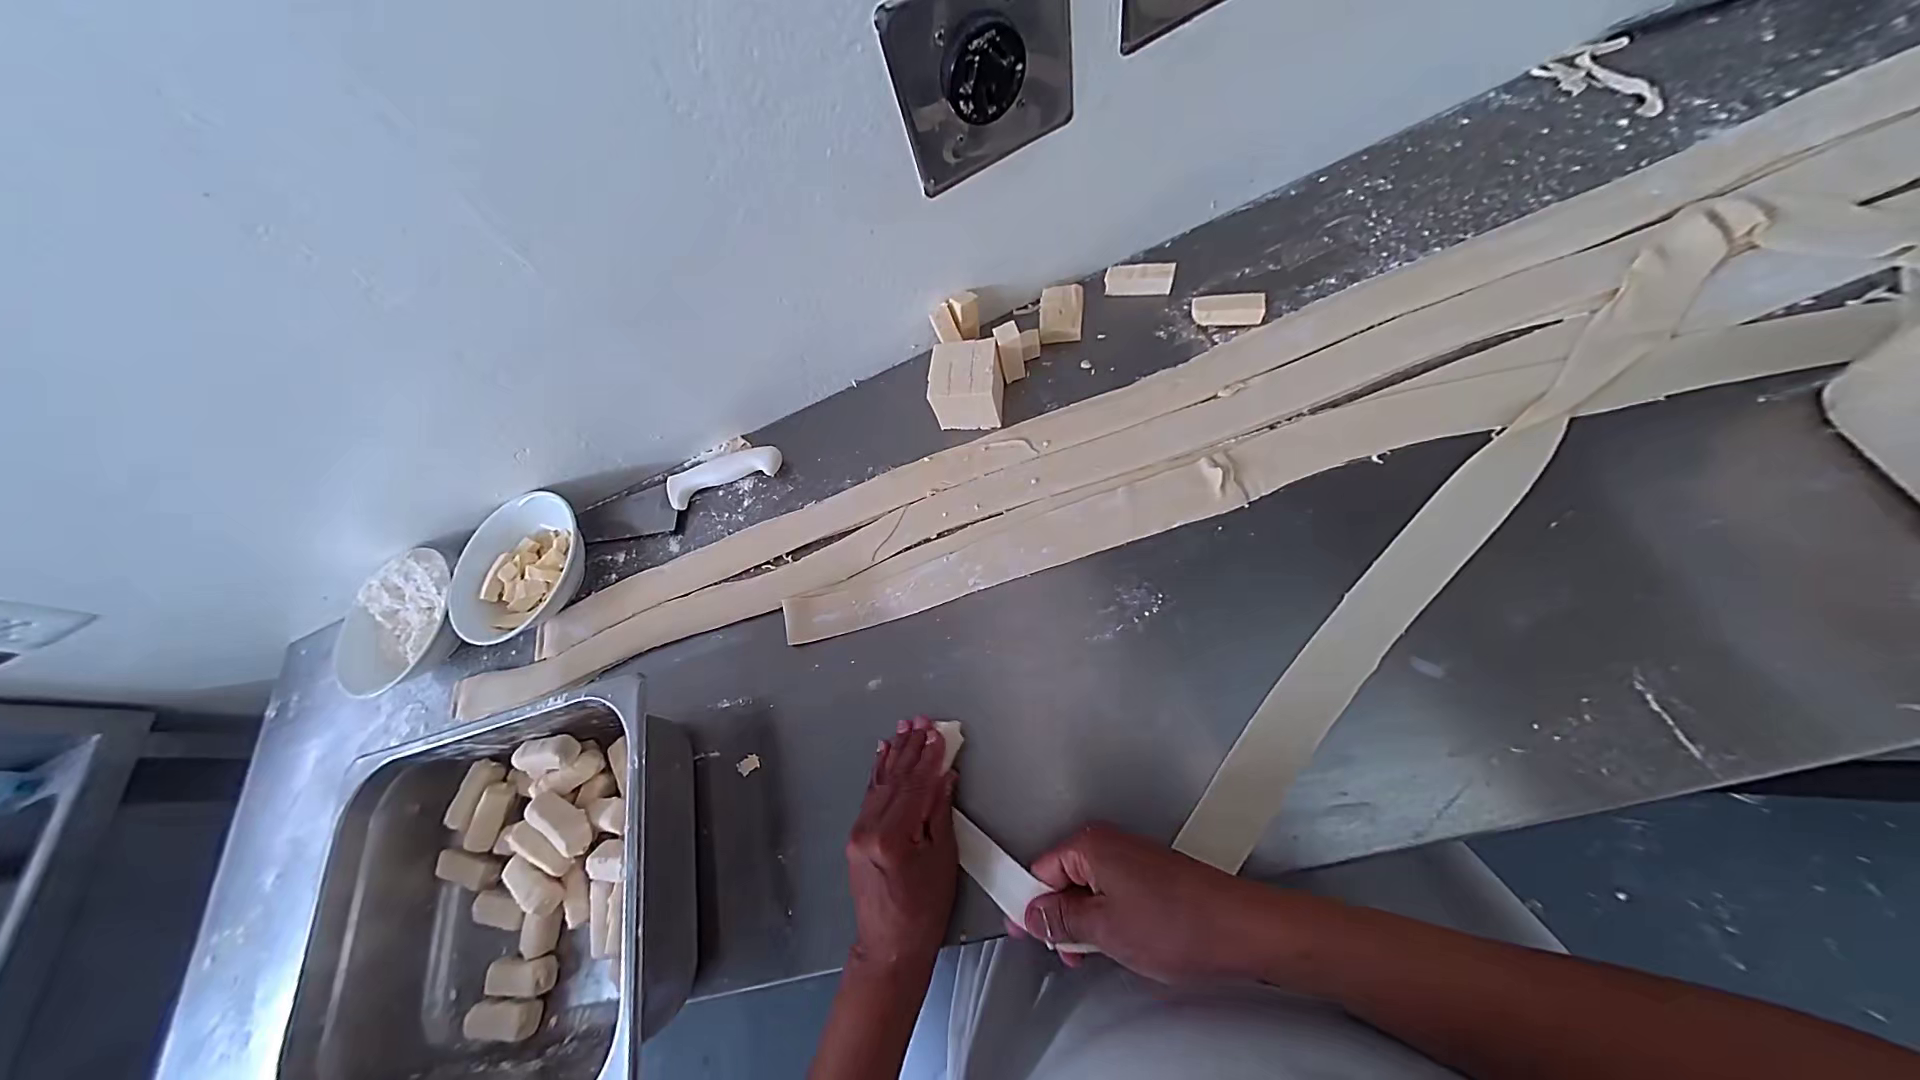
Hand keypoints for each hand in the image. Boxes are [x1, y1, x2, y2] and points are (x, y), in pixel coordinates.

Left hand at [844, 717, 957, 968]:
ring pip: (880, 783)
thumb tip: (944, 777)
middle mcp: (869, 829)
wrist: (889, 946)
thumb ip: (940, 812)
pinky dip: (878, 772)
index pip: (915, 786)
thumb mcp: (942, 858)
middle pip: (895, 779)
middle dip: (911, 748)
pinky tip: (883, 754)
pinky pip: (870, 795)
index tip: (939, 735)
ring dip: (895, 754)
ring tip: (905, 728)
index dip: (930, 758)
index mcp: (892, 837)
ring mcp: (858, 831)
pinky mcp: (855, 836)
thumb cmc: (924, 910)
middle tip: (922, 722)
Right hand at [1012, 823, 1270, 982]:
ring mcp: (1129, 857)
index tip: (1020, 926)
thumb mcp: (1103, 930)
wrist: (1239, 929)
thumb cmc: (1182, 921)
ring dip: (1084, 922)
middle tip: (1063, 947)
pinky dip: (1106, 917)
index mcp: (1089, 844)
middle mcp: (1108, 843)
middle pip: (1061, 877)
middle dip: (1058, 916)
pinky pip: (1110, 892)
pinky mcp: (1146, 873)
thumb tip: (1036, 915)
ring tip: (1101, 949)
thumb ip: (1060, 920)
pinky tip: (1120, 941)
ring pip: (1087, 889)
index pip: (1038, 868)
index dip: (1025, 902)